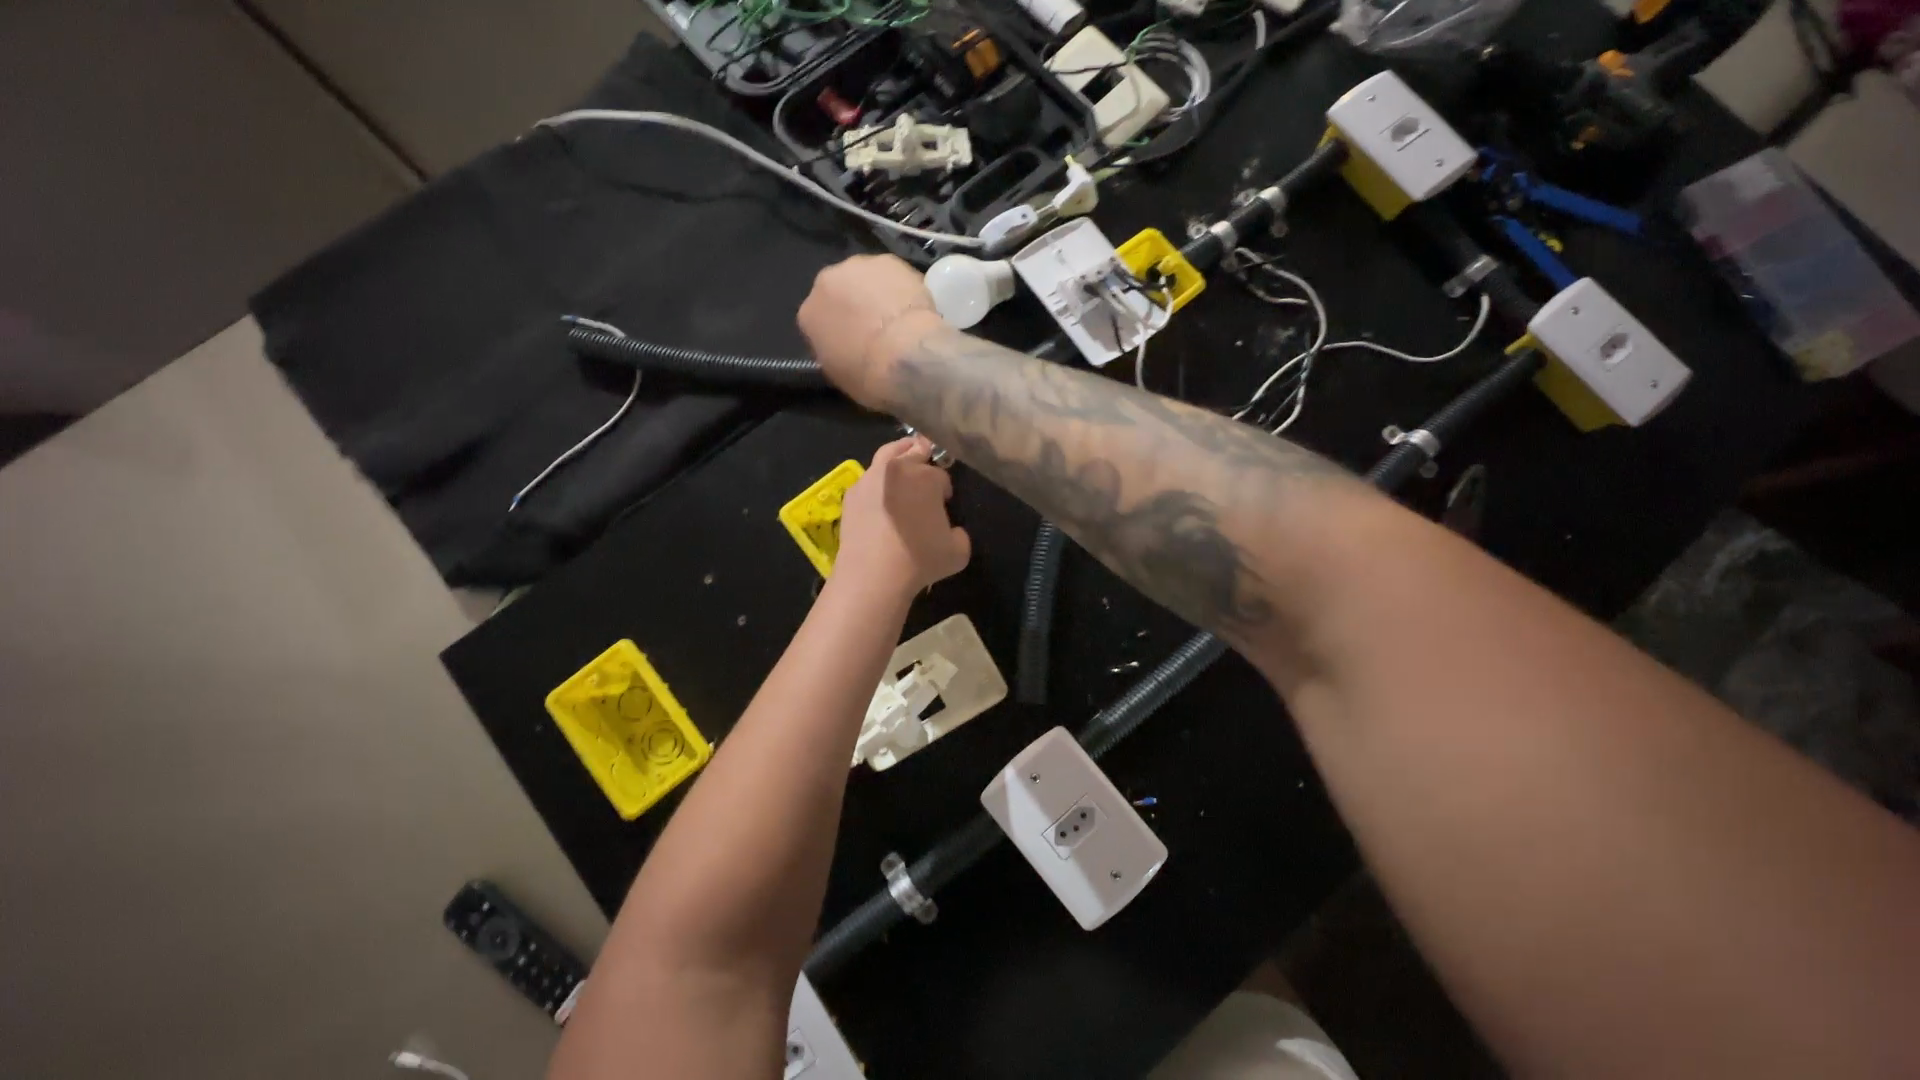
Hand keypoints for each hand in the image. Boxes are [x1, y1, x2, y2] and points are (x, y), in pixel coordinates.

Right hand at [798, 255, 946, 409]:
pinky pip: (892, 273)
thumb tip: (841, 345)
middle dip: (854, 303)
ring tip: (896, 313)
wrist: (904, 354)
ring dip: (876, 290)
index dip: (837, 330)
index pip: (818, 319)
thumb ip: (832, 350)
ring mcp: (857, 266)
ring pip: (865, 277)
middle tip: (875, 326)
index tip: (852, 342)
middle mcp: (826, 281)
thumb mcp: (837, 373)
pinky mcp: (889, 259)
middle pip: (839, 290)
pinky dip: (900, 285)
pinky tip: (911, 305)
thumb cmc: (867, 373)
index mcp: (808, 314)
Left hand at [835, 436, 970, 598]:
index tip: (944, 503)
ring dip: (898, 456)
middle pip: (914, 450)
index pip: (941, 476)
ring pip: (887, 455)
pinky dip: (877, 482)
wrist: (873, 574)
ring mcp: (871, 478)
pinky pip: (868, 479)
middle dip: (923, 456)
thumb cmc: (919, 560)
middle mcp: (898, 469)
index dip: (945, 490)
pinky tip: (879, 497)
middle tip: (925, 470)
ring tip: (902, 468)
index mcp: (926, 477)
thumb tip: (952, 531)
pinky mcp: (852, 494)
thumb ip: (960, 534)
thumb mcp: (958, 552)